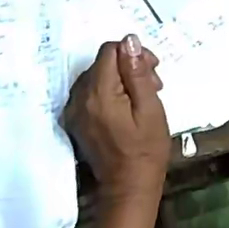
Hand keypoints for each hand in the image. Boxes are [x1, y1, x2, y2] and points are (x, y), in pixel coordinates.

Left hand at [66, 35, 170, 204]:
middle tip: (153, 87)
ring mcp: (74, 110)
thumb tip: (129, 41)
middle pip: (103, 62)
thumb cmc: (146, 149)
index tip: (153, 71)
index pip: (110, 50)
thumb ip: (137, 73)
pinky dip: (109, 92)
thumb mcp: (150, 108)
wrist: (129, 186)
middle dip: (129, 66)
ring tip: (141, 99)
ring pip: (97, 75)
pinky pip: (91, 92)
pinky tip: (126, 108)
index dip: (134, 54)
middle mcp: (80, 97)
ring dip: (120, 79)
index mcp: (99, 93)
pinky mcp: (76, 120)